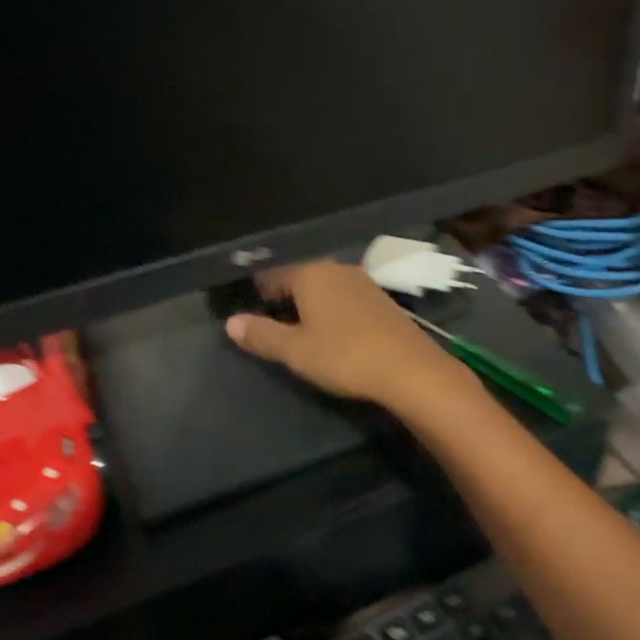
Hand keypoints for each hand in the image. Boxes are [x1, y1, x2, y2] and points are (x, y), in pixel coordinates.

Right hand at [225, 261, 477, 410]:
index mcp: (311, 273)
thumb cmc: (344, 356)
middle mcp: (338, 270)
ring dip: (312, 306)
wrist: (409, 369)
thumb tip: (230, 322)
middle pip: (302, 279)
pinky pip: (347, 301)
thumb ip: (262, 335)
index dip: (258, 293)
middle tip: (272, 324)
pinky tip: (335, 334)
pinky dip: (334, 313)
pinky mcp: (384, 303)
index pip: (274, 275)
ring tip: (301, 332)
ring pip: (327, 289)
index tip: (248, 311)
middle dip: (286, 298)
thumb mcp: (295, 351)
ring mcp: (365, 284)